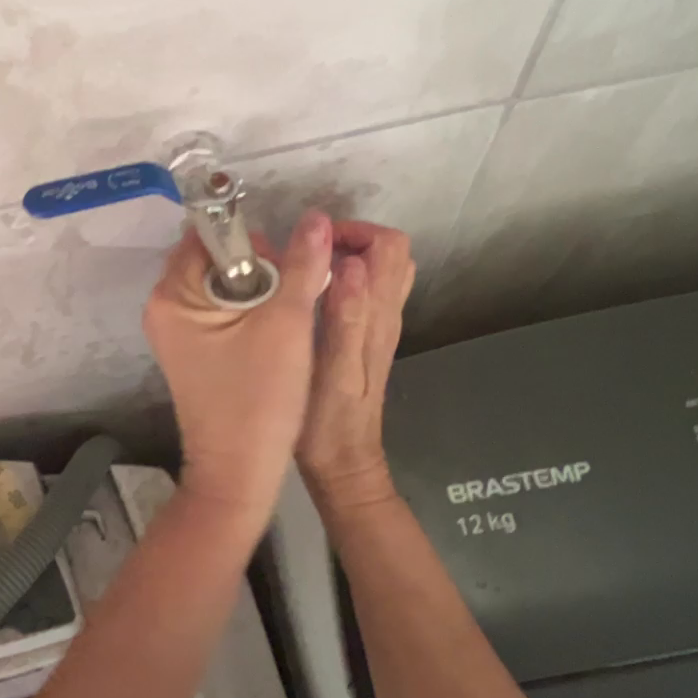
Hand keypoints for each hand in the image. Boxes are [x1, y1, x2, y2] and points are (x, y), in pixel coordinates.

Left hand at [143, 210, 334, 517]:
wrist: (240, 475)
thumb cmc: (260, 398)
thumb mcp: (287, 324)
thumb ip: (302, 265)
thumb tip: (317, 218)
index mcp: (172, 295)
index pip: (209, 235)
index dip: (251, 241)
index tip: (284, 267)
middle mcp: (164, 307)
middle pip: (216, 259)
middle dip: (258, 268)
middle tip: (290, 298)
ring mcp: (176, 332)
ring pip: (224, 286)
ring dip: (259, 292)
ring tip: (287, 320)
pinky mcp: (192, 352)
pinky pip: (222, 312)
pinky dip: (250, 314)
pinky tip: (275, 336)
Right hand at [299, 221, 414, 511]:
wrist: (341, 465)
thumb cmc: (327, 423)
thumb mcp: (332, 372)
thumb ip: (346, 319)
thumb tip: (353, 264)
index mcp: (379, 317)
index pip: (388, 246)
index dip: (353, 232)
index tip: (313, 245)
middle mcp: (387, 315)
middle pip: (389, 252)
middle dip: (351, 238)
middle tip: (309, 255)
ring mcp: (379, 327)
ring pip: (379, 271)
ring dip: (348, 257)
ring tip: (309, 270)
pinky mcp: (365, 340)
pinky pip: (365, 292)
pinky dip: (343, 278)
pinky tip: (312, 295)